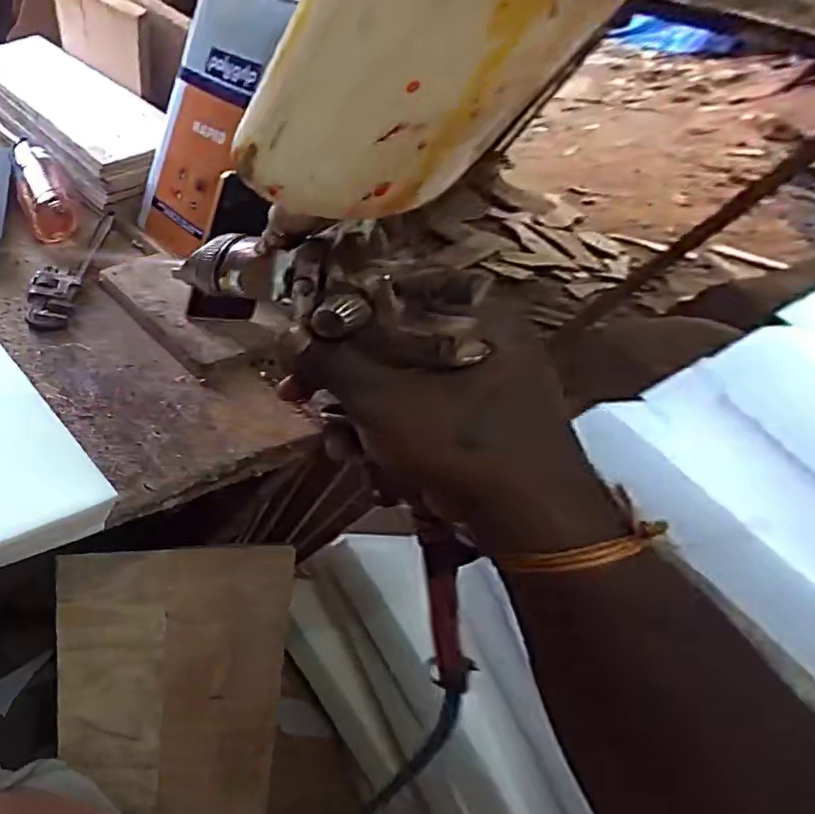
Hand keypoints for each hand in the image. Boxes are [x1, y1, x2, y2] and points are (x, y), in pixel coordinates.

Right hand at [279, 306, 624, 553]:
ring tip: (335, 445)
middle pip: (383, 342)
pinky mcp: (469, 418)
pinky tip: (357, 455)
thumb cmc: (457, 442)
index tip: (300, 342)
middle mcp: (478, 341)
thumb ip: (329, 360)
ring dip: (349, 413)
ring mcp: (476, 382)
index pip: (389, 293)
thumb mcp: (379, 398)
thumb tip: (286, 335)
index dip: (335, 316)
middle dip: (333, 377)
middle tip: (296, 392)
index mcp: (473, 318)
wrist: (528, 520)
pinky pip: (409, 408)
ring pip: (390, 380)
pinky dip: (377, 430)